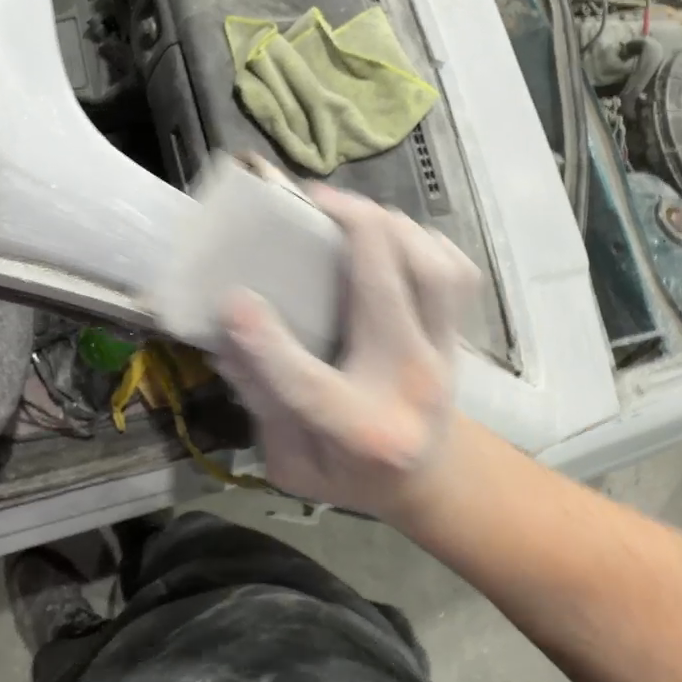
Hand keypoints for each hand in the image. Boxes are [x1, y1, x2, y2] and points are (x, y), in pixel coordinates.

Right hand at [213, 187, 477, 521]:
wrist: (430, 480)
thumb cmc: (350, 474)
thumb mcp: (291, 463)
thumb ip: (262, 405)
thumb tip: (225, 342)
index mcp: (361, 433)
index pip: (306, 385)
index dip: (265, 342)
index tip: (232, 299)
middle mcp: (409, 386)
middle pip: (385, 297)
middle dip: (353, 233)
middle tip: (312, 201)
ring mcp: (441, 354)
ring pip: (433, 272)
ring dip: (391, 229)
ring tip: (350, 209)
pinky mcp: (454, 332)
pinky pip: (456, 272)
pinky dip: (425, 242)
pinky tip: (390, 234)